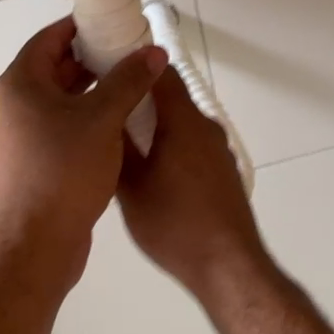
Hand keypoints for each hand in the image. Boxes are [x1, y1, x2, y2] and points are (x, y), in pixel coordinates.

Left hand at [0, 18, 165, 281]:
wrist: (37, 242)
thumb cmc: (63, 169)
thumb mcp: (102, 118)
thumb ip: (128, 81)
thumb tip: (153, 51)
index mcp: (22, 82)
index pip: (51, 37)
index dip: (82, 27)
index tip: (116, 24)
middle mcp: (18, 102)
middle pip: (58, 66)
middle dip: (95, 59)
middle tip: (133, 54)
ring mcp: (27, 133)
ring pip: (65, 98)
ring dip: (97, 90)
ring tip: (136, 85)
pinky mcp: (39, 159)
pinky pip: (67, 124)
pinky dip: (92, 117)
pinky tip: (124, 122)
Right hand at [118, 70, 269, 296]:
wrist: (229, 269)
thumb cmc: (174, 223)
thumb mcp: (131, 187)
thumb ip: (116, 147)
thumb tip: (104, 118)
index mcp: (183, 120)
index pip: (160, 70)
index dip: (133, 64)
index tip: (107, 68)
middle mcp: (205, 126)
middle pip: (170, 97)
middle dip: (140, 99)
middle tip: (107, 111)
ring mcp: (219, 151)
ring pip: (181, 124)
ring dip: (156, 127)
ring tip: (124, 145)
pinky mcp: (224, 174)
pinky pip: (193, 146)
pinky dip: (172, 148)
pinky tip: (153, 175)